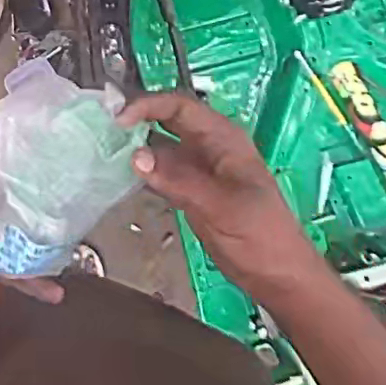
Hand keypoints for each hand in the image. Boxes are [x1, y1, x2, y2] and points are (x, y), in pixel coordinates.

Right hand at [120, 91, 320, 293]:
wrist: (279, 279)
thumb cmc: (261, 237)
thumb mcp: (221, 206)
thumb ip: (178, 180)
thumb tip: (135, 157)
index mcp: (223, 138)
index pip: (179, 106)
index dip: (148, 105)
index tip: (119, 118)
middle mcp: (209, 145)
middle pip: (167, 118)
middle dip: (138, 117)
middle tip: (105, 125)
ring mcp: (199, 167)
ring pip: (162, 143)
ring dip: (137, 142)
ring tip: (105, 145)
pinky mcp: (191, 189)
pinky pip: (161, 168)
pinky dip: (142, 167)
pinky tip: (121, 172)